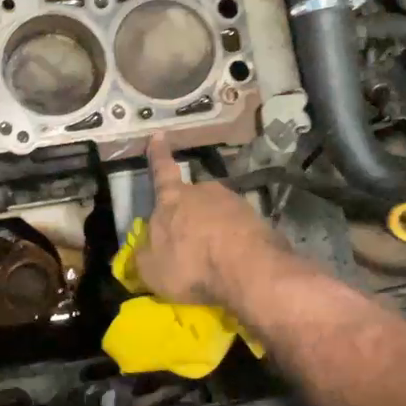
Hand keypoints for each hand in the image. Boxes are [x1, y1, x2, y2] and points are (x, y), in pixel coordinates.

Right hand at [131, 136, 290, 306]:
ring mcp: (235, 202)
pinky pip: (241, 230)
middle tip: (191, 238)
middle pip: (194, 196)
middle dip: (193, 212)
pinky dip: (236, 242)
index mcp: (173, 199)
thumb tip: (146, 247)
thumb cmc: (189, 264)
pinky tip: (236, 263)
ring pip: (220, 212)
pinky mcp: (259, 220)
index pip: (162, 171)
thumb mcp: (151, 267)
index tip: (159, 135)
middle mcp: (204, 192)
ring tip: (215, 257)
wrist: (247, 270)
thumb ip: (146, 253)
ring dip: (216, 229)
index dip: (158, 155)